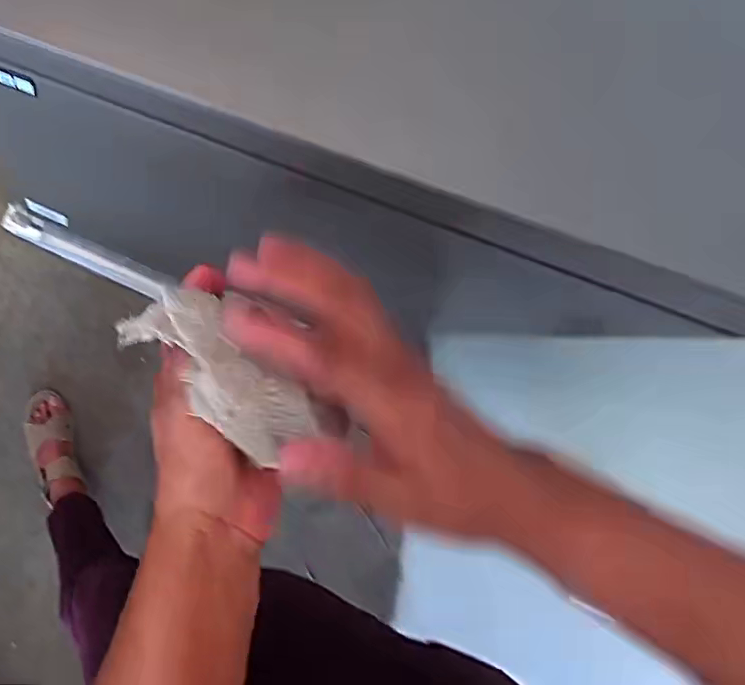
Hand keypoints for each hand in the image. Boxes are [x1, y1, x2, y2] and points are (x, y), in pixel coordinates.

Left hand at [149, 266, 282, 548]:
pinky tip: (315, 356)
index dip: (198, 297)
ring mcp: (246, 401)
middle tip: (270, 288)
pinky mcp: (275, 423)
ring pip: (260, 359)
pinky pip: (287, 391)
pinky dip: (297, 376)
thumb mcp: (181, 406)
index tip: (216, 272)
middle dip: (244, 311)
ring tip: (296, 315)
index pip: (189, 325)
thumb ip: (185, 363)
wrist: (221, 523)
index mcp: (183, 373)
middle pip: (229, 336)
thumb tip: (183, 313)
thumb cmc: (191, 463)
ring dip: (274, 340)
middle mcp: (214, 380)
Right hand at [223, 236, 553, 543]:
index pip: (327, 360)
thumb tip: (284, 457)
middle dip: (289, 277)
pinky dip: (327, 272)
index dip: (279, 337)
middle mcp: (389, 361)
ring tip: (266, 246)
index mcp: (388, 400)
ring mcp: (394, 346)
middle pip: (341, 304)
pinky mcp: (394, 342)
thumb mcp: (399, 500)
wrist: (509, 484)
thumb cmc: (450, 494)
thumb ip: (342, 474)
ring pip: (351, 291)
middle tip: (241, 262)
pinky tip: (301, 266)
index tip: (234, 318)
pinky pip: (359, 296)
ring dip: (308, 264)